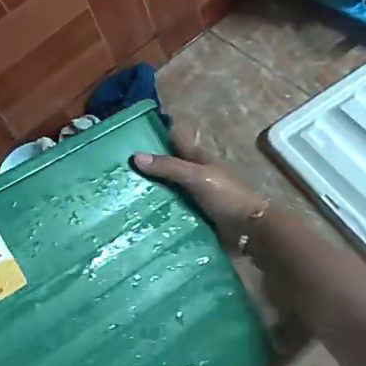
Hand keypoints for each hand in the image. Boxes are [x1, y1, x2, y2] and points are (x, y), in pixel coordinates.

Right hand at [131, 126, 267, 234]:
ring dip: (149, 192)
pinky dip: (157, 211)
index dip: (156, 135)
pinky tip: (138, 215)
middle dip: (146, 167)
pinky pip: (170, 211)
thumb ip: (169, 167)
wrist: (249, 230)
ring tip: (119, 194)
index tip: (130, 135)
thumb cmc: (226, 196)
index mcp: (198, 160)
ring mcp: (194, 197)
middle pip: (167, 167)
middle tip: (115, 169)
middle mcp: (195, 176)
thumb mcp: (196, 177)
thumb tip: (135, 156)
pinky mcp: (193, 217)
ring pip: (166, 190)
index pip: (174, 141)